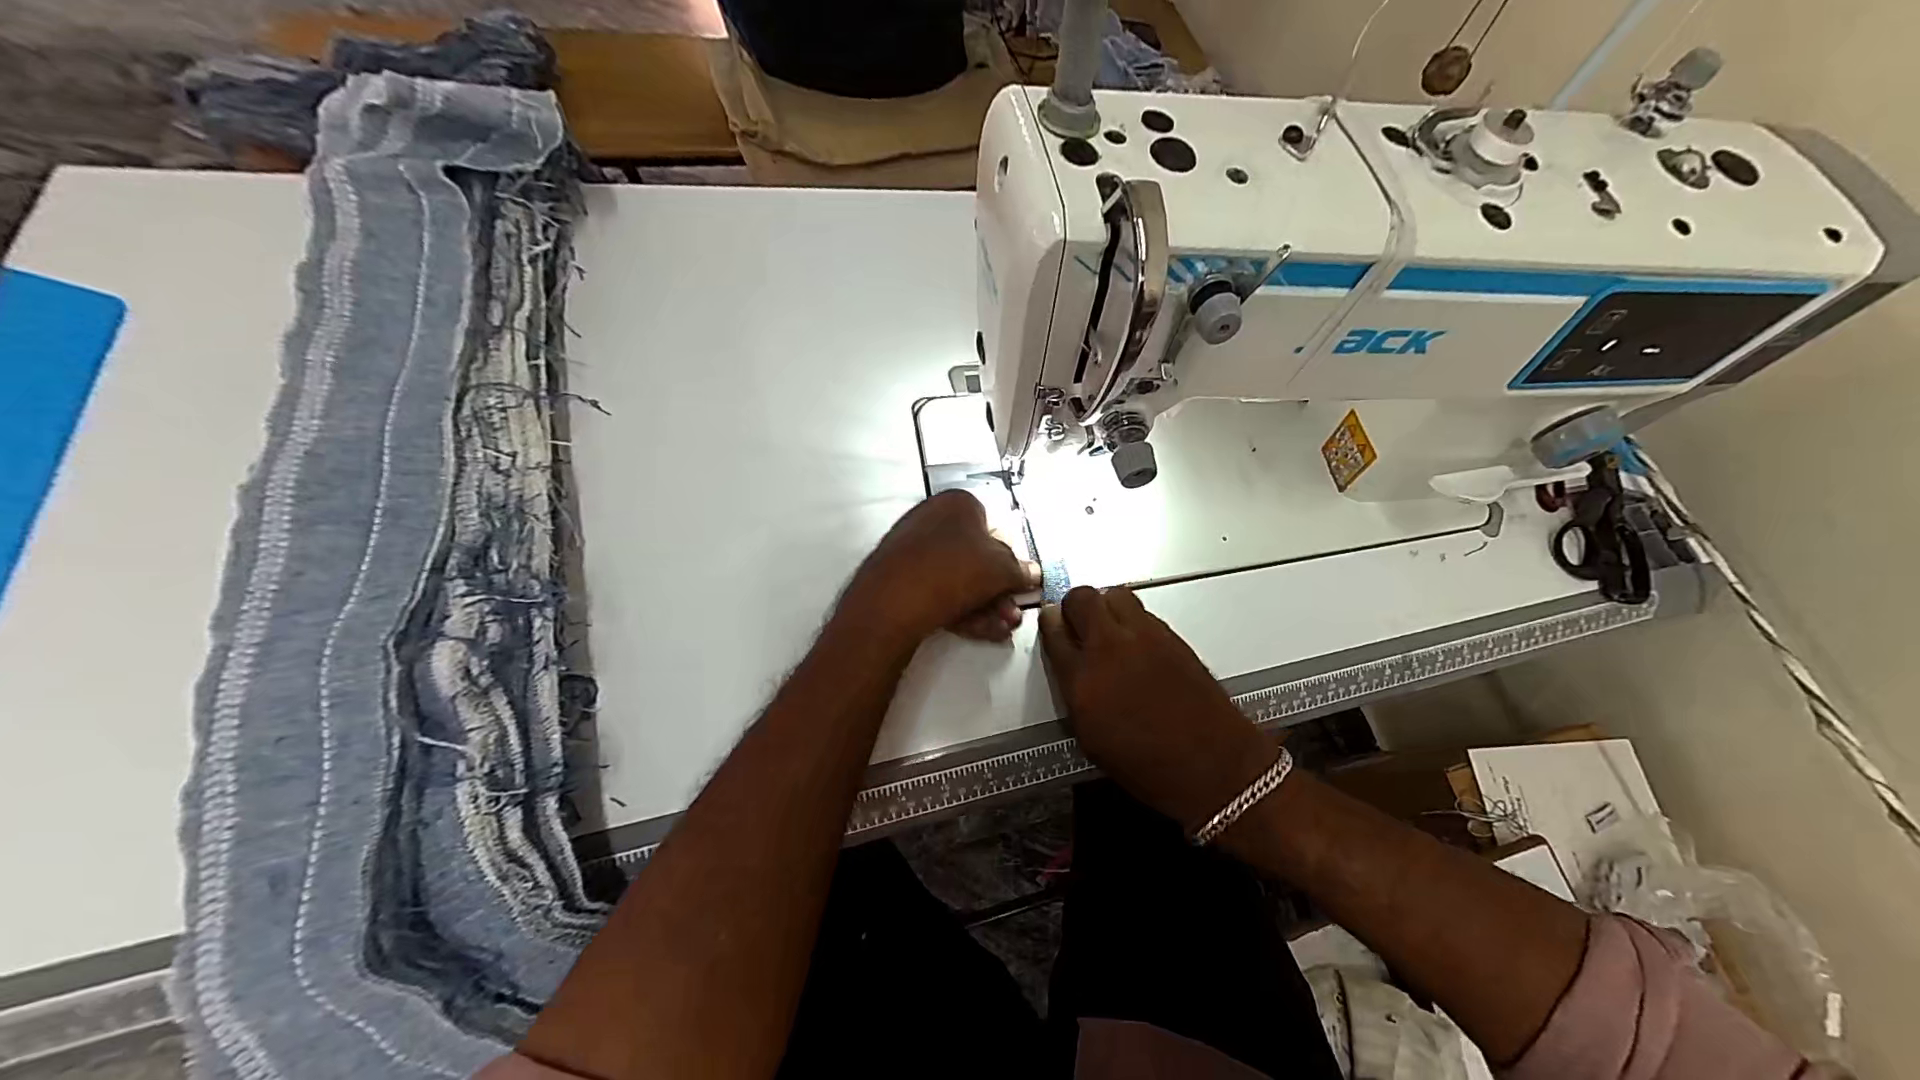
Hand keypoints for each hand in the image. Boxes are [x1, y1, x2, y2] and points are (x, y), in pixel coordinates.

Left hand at [836, 491, 1041, 643]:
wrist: (892, 604)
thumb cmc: (950, 571)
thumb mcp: (1001, 569)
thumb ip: (1020, 570)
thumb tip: (1030, 572)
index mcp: (956, 503)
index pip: (994, 526)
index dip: (1010, 556)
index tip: (1019, 580)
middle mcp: (931, 520)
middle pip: (976, 558)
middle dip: (998, 591)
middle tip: (1012, 612)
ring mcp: (912, 551)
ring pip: (959, 580)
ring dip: (986, 606)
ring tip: (1001, 627)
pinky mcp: (899, 581)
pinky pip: (938, 593)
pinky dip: (961, 611)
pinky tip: (980, 630)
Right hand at [1040, 585, 1277, 832]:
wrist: (1214, 766)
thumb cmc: (1153, 766)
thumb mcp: (1092, 739)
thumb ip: (1073, 694)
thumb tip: (1069, 671)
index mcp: (1083, 682)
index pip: (1054, 632)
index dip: (1049, 624)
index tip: (1050, 622)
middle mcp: (1111, 651)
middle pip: (1081, 599)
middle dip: (1073, 605)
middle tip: (1074, 617)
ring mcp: (1144, 638)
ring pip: (1114, 595)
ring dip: (1104, 605)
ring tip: (1105, 623)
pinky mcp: (1172, 637)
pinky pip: (1142, 611)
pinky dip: (1131, 618)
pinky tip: (1133, 640)